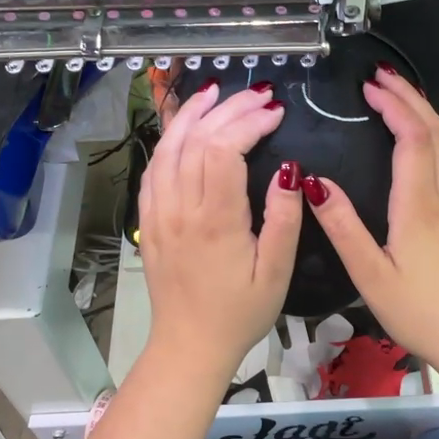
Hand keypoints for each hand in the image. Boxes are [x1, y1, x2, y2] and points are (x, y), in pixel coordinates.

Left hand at [138, 80, 301, 379]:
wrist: (190, 345)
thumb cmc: (239, 314)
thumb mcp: (276, 274)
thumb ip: (284, 220)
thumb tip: (289, 170)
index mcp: (215, 221)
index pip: (223, 149)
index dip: (249, 122)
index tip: (276, 112)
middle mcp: (181, 210)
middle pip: (196, 139)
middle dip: (227, 109)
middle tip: (257, 96)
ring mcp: (159, 214)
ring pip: (167, 149)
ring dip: (190, 115)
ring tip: (213, 93)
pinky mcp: (149, 222)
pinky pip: (153, 170)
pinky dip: (168, 141)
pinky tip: (183, 130)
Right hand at [302, 66, 438, 372]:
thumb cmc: (419, 312)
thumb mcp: (369, 275)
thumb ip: (342, 226)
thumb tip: (314, 182)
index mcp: (420, 207)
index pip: (411, 138)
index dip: (393, 105)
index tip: (369, 87)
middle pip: (436, 133)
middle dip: (411, 98)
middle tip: (384, 77)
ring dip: (428, 116)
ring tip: (404, 100)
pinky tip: (429, 147)